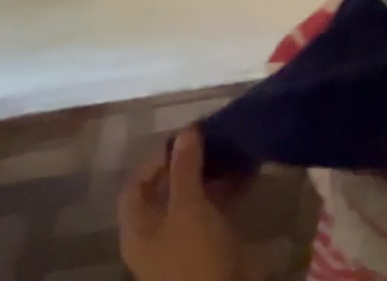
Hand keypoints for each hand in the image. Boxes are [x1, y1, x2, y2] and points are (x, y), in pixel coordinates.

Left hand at [118, 126, 251, 280]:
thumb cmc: (194, 255)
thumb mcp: (188, 208)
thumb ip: (185, 169)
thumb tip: (186, 130)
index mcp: (138, 229)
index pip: (137, 184)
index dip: (157, 159)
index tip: (187, 137)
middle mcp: (156, 234)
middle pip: (167, 190)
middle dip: (190, 163)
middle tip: (215, 139)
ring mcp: (185, 240)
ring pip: (195, 197)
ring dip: (213, 174)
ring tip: (236, 149)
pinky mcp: (212, 243)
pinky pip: (216, 209)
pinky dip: (229, 189)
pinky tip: (249, 172)